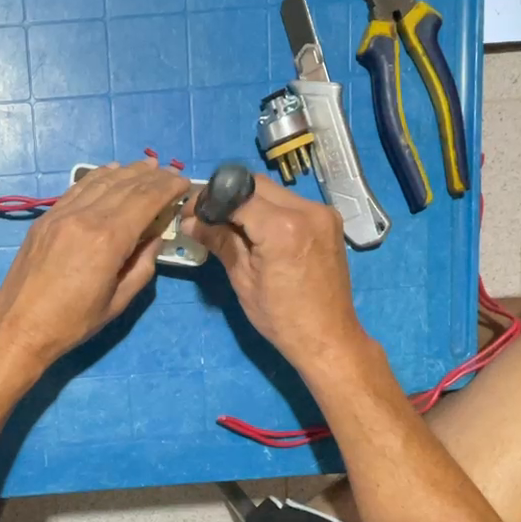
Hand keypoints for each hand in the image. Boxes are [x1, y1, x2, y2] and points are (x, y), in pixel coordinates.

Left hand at [0, 159, 188, 371]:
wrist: (19, 327)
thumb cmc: (72, 323)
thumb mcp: (118, 302)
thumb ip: (142, 266)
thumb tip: (155, 238)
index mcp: (108, 239)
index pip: (146, 200)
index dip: (168, 188)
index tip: (184, 183)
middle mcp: (85, 217)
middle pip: (126, 185)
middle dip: (153, 177)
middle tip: (171, 173)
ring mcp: (62, 214)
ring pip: (101, 180)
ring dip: (128, 171)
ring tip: (147, 167)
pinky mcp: (46, 218)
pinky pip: (78, 188)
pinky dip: (99, 176)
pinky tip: (112, 173)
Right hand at [179, 175, 367, 371]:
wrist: (326, 336)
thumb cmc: (280, 317)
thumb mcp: (243, 279)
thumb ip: (220, 242)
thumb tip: (191, 223)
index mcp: (282, 228)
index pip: (237, 195)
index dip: (210, 200)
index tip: (191, 213)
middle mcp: (307, 210)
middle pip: (257, 185)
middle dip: (228, 197)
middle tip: (207, 217)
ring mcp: (323, 213)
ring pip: (275, 192)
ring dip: (249, 203)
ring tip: (231, 227)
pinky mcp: (329, 220)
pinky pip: (292, 204)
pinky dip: (270, 211)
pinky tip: (258, 233)